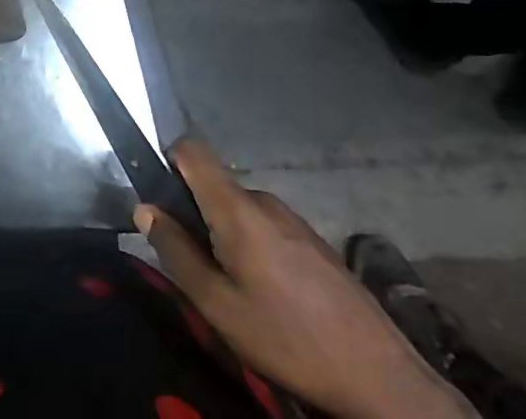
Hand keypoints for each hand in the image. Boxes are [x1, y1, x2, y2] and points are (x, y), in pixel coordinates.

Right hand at [136, 141, 476, 418]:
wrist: (380, 376)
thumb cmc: (287, 337)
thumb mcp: (217, 304)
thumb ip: (176, 251)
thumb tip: (145, 209)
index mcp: (237, 208)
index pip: (192, 149)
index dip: (167, 162)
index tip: (160, 202)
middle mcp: (265, 201)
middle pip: (213, 186)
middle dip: (194, 215)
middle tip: (196, 267)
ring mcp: (293, 219)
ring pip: (238, 210)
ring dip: (223, 235)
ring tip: (232, 288)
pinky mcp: (312, 241)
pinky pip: (264, 227)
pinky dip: (250, 247)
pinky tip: (266, 295)